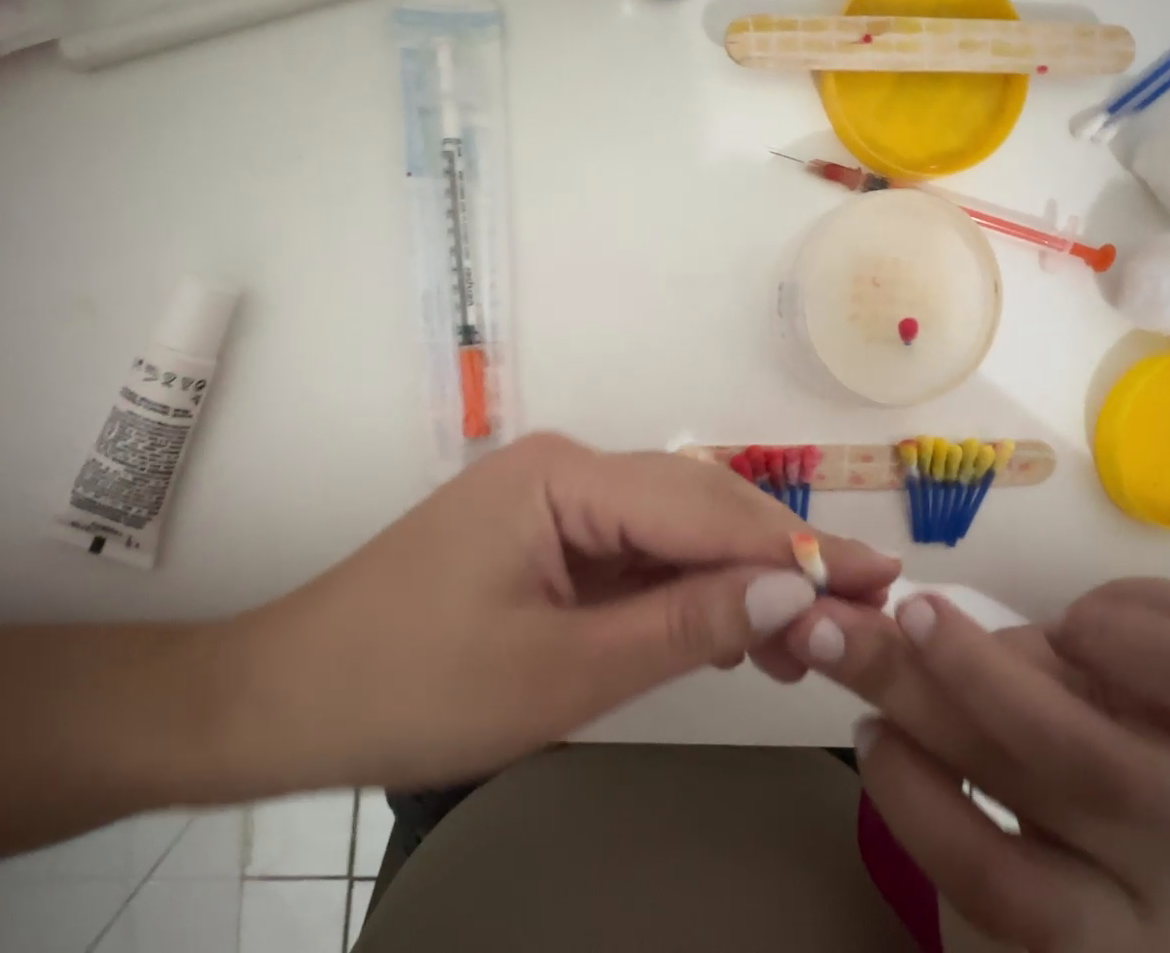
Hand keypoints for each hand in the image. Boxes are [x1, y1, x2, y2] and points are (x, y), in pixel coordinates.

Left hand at [213, 433, 899, 792]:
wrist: (289, 701)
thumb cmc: (417, 688)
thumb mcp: (566, 671)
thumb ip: (686, 622)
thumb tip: (797, 587)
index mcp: (565, 478)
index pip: (708, 506)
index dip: (796, 550)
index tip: (880, 588)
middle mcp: (566, 469)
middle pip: (698, 505)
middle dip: (779, 559)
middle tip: (862, 614)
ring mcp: (554, 504)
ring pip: (673, 531)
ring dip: (738, 579)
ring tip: (808, 638)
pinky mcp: (544, 539)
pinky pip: (635, 556)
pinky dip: (686, 594)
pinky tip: (733, 631)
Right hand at [785, 578, 1169, 952]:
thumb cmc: (1092, 744)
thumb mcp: (1011, 753)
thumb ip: (934, 717)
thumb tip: (832, 638)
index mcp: (1122, 919)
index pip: (1015, 902)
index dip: (923, 815)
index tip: (862, 733)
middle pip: (1044, 808)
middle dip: (922, 707)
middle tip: (839, 634)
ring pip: (1109, 764)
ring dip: (986, 674)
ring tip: (919, 615)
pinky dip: (1107, 631)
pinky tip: (1072, 622)